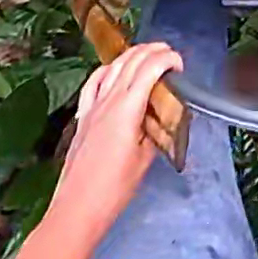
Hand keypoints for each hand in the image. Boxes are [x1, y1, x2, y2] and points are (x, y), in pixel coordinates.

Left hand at [19, 42, 182, 258]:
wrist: (77, 207)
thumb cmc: (114, 188)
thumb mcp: (145, 160)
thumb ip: (156, 131)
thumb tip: (164, 116)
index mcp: (128, 107)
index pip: (149, 69)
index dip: (167, 59)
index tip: (180, 63)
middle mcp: (109, 98)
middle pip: (132, 60)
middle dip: (153, 51)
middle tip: (169, 53)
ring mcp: (93, 104)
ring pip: (114, 66)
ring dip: (132, 54)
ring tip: (147, 53)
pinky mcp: (83, 114)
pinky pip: (94, 81)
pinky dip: (107, 69)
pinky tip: (113, 69)